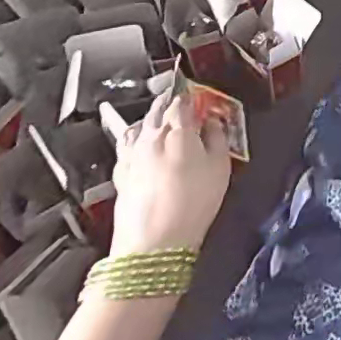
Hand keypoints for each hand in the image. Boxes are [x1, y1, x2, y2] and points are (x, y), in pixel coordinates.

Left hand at [110, 85, 229, 254]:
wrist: (153, 242)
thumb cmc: (194, 203)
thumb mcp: (220, 168)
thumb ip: (218, 138)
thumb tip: (213, 121)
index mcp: (178, 130)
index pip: (182, 102)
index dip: (190, 97)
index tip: (198, 97)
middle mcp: (151, 135)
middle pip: (158, 109)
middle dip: (169, 101)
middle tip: (178, 101)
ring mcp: (132, 153)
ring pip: (140, 124)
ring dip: (150, 117)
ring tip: (159, 118)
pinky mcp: (120, 172)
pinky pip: (127, 144)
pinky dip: (136, 137)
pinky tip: (141, 143)